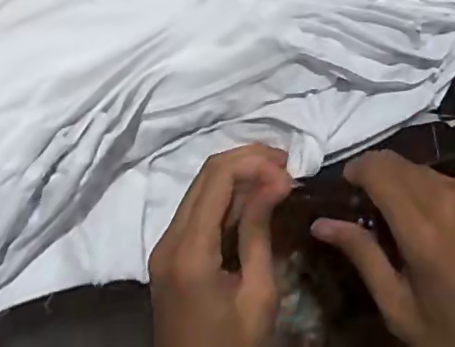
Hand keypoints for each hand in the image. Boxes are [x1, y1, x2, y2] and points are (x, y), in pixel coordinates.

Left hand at [150, 144, 294, 346]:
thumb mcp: (257, 294)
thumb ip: (260, 230)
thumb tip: (277, 179)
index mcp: (189, 251)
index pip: (218, 176)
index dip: (255, 162)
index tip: (289, 172)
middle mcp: (169, 240)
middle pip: (207, 174)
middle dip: (249, 160)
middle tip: (286, 167)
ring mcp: (165, 248)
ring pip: (202, 187)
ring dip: (240, 175)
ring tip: (277, 180)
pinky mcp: (171, 256)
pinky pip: (199, 209)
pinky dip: (229, 196)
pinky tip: (256, 200)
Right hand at [311, 150, 454, 346]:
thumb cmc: (452, 334)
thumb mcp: (399, 307)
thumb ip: (362, 256)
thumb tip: (321, 223)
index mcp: (423, 226)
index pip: (379, 168)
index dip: (355, 170)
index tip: (342, 189)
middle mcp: (448, 195)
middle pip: (398, 162)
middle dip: (374, 175)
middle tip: (361, 207)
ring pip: (420, 168)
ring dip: (399, 181)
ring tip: (392, 218)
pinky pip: (443, 178)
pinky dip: (424, 188)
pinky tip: (425, 221)